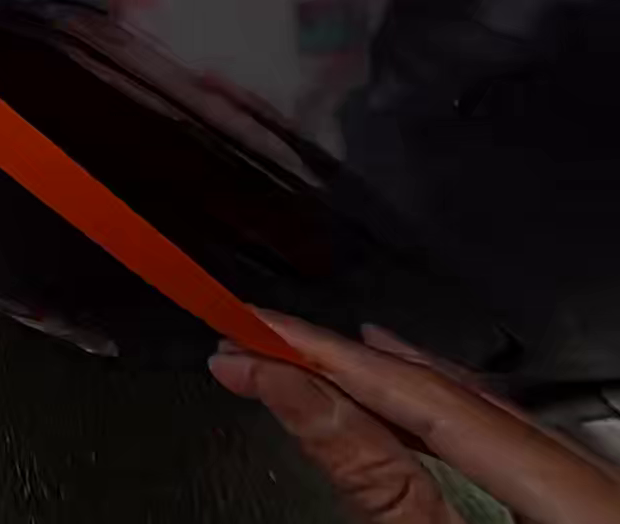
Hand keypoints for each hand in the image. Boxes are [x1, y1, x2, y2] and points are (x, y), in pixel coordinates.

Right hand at [210, 310, 619, 522]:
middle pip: (461, 401)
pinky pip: (515, 443)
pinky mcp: (597, 515)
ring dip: (380, 381)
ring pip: (487, 414)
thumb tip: (273, 379)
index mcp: (600, 517)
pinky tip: (393, 392)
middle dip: (342, 363)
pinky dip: (437, 415)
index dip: (327, 354)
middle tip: (252, 339)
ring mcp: (616, 507)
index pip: (435, 400)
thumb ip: (363, 470)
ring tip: (299, 351)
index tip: (249, 328)